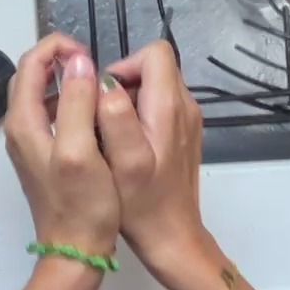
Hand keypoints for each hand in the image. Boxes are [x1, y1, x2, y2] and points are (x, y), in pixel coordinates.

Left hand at [3, 33, 119, 260]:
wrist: (74, 251)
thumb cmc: (83, 205)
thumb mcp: (81, 151)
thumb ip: (76, 103)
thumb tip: (77, 62)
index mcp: (23, 122)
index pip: (31, 63)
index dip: (58, 48)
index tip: (90, 54)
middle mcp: (19, 128)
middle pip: (31, 76)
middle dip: (61, 60)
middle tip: (94, 65)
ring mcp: (28, 142)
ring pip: (40, 95)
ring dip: (65, 81)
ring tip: (96, 84)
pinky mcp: (42, 155)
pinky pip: (50, 115)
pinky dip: (69, 103)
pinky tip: (93, 115)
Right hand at [96, 41, 218, 289]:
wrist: (172, 237)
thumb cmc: (141, 203)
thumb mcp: (121, 160)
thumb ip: (114, 115)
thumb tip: (104, 82)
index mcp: (170, 106)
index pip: (155, 53)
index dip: (124, 65)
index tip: (103, 94)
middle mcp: (186, 106)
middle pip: (154, 68)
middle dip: (123, 83)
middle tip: (102, 117)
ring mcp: (188, 121)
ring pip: (155, 86)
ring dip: (129, 100)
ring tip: (110, 133)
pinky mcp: (184, 134)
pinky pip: (159, 106)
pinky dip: (140, 115)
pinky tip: (125, 146)